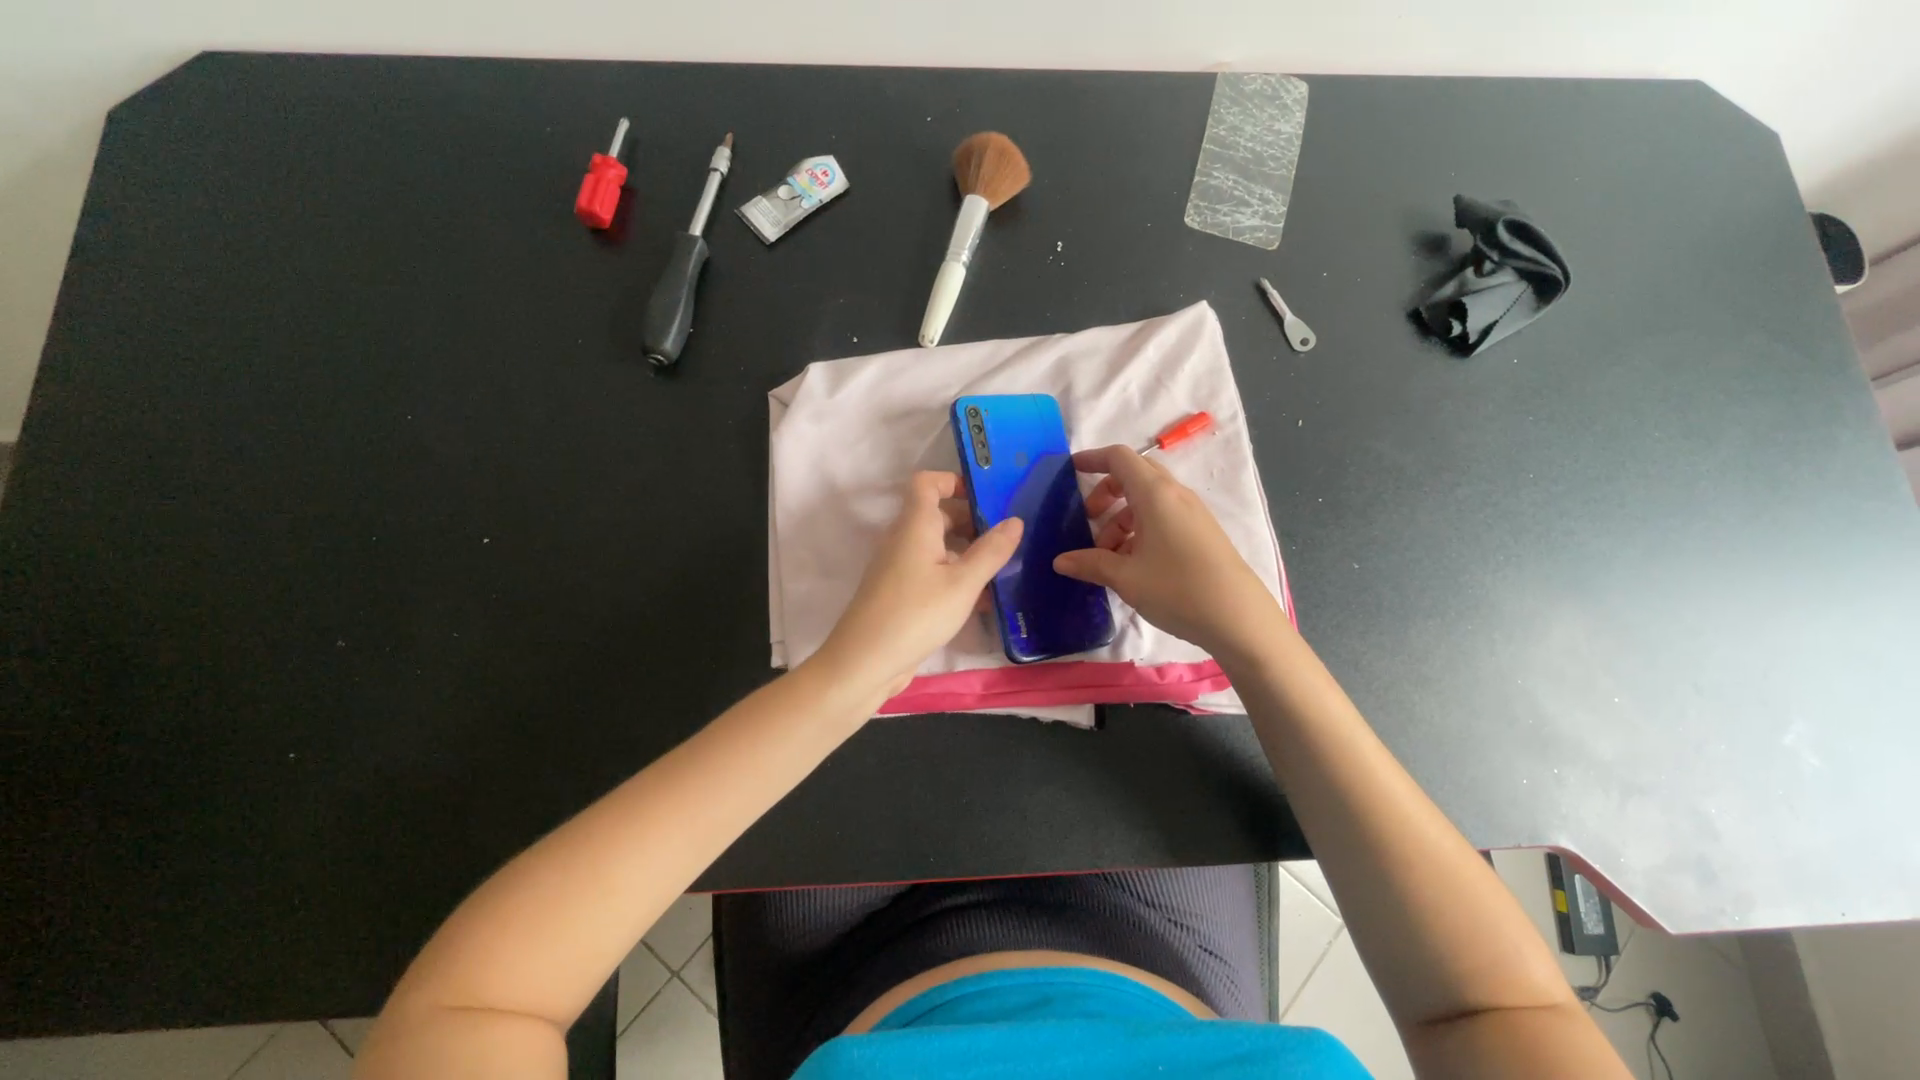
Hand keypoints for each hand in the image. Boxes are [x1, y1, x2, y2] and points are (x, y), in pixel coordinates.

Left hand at [811, 471, 1023, 700]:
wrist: (865, 662)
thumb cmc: (916, 614)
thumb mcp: (963, 583)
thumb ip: (991, 551)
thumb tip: (1015, 520)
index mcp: (915, 525)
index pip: (927, 482)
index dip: (953, 480)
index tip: (987, 496)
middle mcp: (903, 539)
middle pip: (937, 515)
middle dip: (972, 521)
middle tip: (1007, 537)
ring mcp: (899, 567)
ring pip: (937, 547)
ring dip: (967, 553)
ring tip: (1003, 569)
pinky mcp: (900, 593)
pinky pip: (932, 572)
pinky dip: (955, 577)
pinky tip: (983, 600)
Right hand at [1053, 445, 1286, 662]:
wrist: (1237, 616)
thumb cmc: (1177, 588)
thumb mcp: (1126, 578)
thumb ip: (1090, 564)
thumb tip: (1061, 561)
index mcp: (1155, 494)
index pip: (1120, 458)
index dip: (1093, 459)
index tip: (1071, 471)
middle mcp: (1175, 495)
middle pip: (1135, 476)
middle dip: (1106, 493)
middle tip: (1088, 520)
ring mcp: (1192, 514)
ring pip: (1148, 502)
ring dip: (1122, 519)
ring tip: (1108, 557)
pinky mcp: (1201, 533)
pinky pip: (1163, 518)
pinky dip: (1141, 531)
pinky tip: (1133, 565)